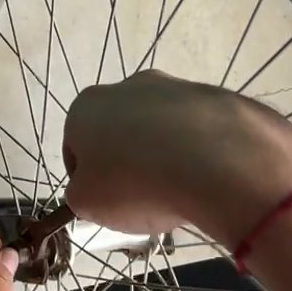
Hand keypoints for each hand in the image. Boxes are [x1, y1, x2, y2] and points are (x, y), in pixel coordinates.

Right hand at [61, 70, 291, 244]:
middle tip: (137, 196)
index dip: (86, 178)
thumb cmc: (132, 183)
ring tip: (174, 191)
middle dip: (124, 160)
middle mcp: (126, 86)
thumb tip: (93, 186)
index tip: (102, 200)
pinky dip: (194, 151)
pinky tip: (201, 177)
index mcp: (86, 108)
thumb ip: (80, 192)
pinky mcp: (215, 96)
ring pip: (158, 128)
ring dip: (160, 154)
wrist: (216, 163)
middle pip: (117, 132)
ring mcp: (175, 87)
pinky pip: (195, 130)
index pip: (75, 148)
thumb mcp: (84, 204)